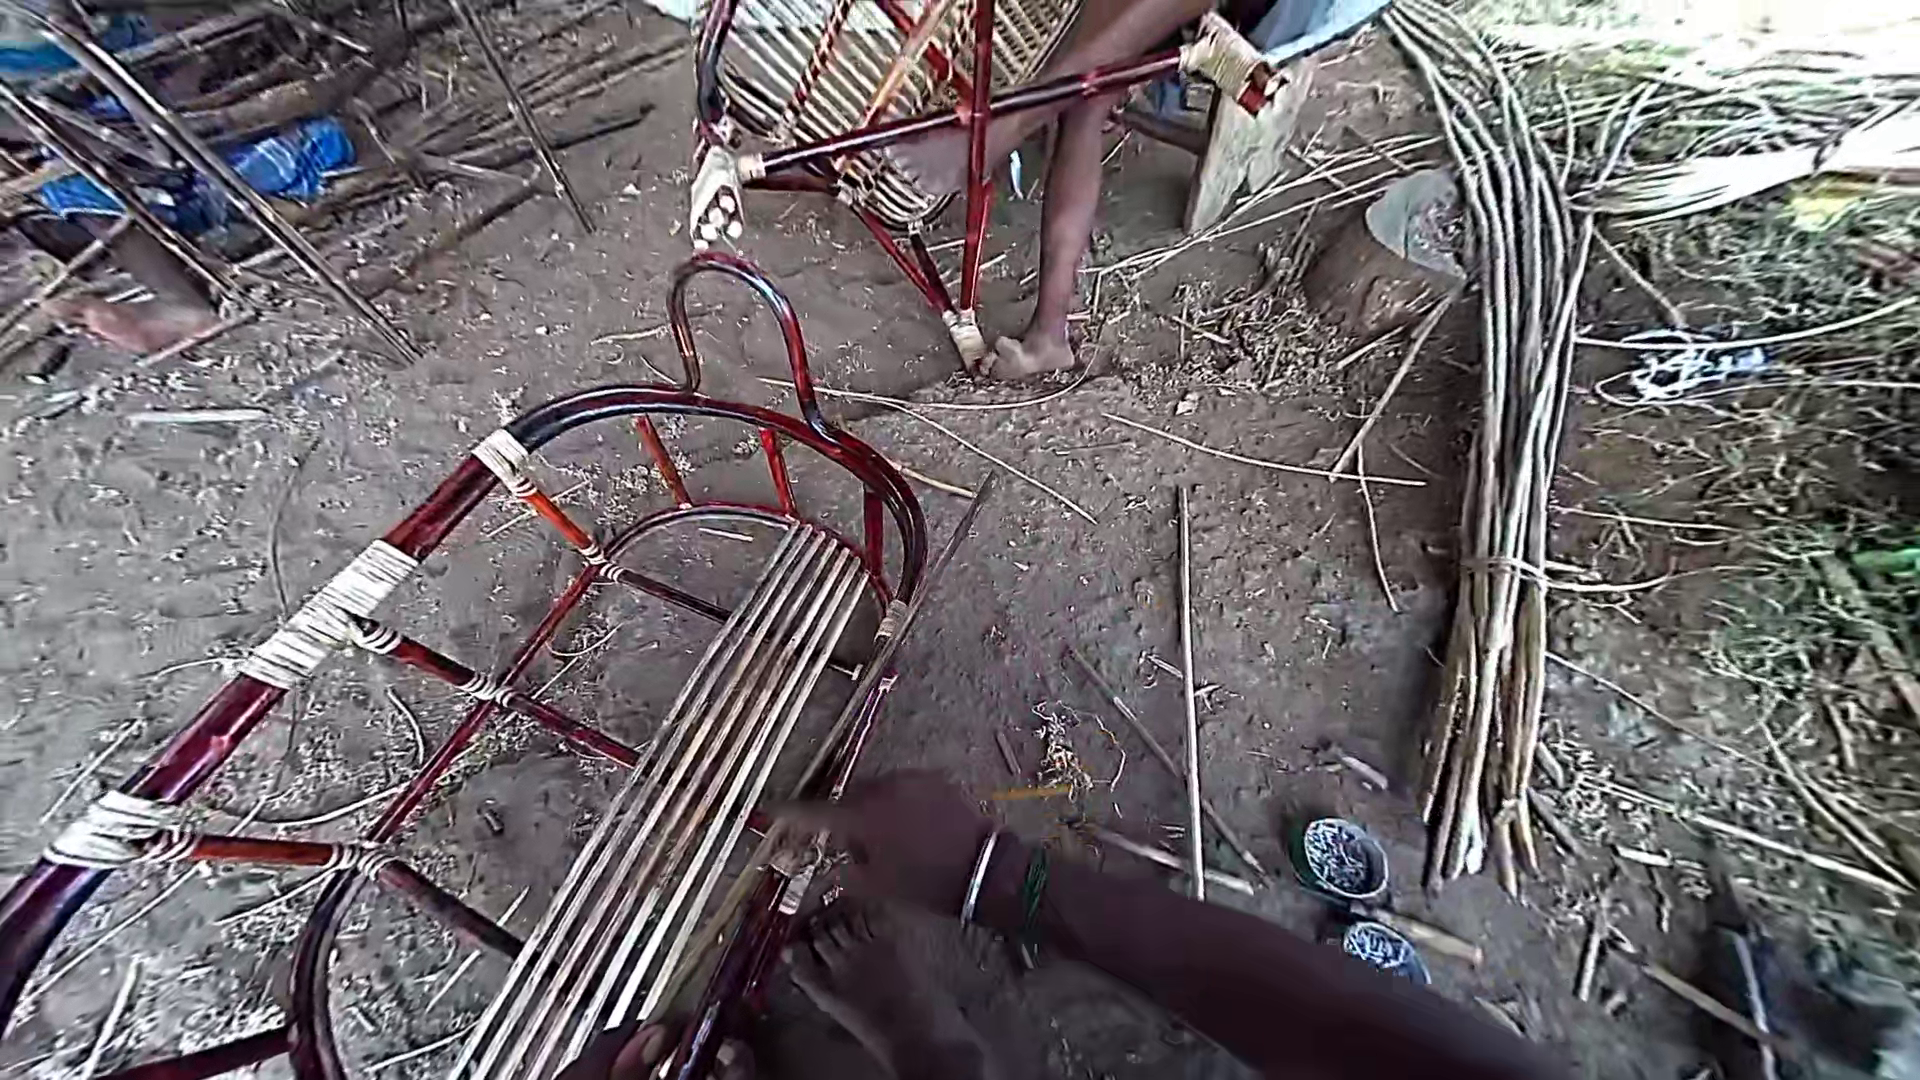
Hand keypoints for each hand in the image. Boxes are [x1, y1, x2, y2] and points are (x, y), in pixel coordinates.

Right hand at [777, 770, 1000, 915]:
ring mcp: (909, 778)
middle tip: (851, 839)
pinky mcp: (932, 776)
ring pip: (877, 788)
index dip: (790, 813)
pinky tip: (911, 822)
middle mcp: (883, 788)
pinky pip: (903, 785)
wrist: (982, 866)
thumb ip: (846, 869)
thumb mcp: (877, 886)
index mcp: (864, 817)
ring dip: (872, 806)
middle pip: (849, 797)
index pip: (816, 813)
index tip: (770, 809)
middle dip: (844, 815)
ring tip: (887, 833)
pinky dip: (898, 800)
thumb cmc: (925, 883)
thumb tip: (831, 858)